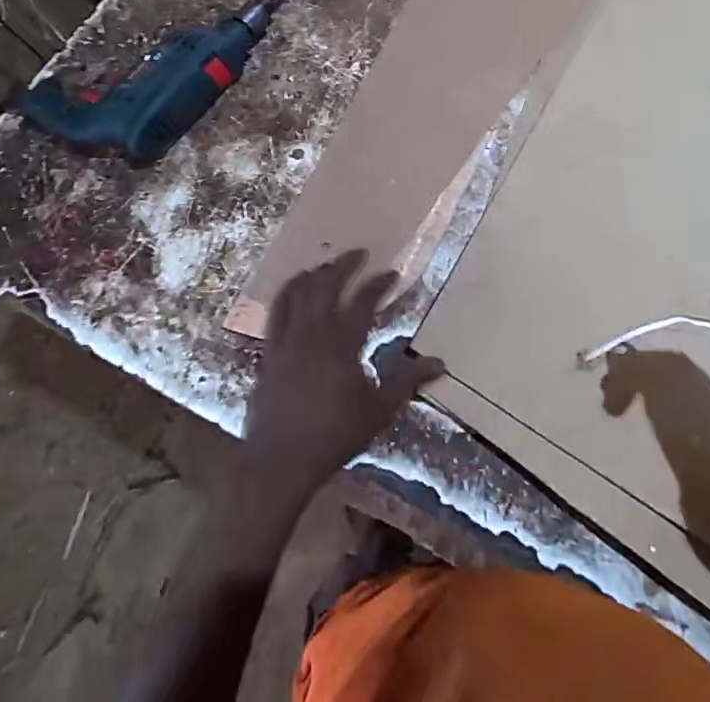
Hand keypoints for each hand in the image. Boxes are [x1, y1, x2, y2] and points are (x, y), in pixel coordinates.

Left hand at [241, 250, 444, 497]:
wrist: (282, 457)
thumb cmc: (336, 434)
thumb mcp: (379, 409)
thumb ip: (407, 381)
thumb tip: (440, 363)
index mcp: (343, 342)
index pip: (364, 300)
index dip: (379, 283)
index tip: (391, 273)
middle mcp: (313, 331)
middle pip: (326, 284)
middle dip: (344, 264)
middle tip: (358, 253)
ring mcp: (286, 338)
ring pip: (298, 292)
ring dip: (314, 273)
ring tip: (326, 266)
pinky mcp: (270, 349)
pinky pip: (276, 310)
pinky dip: (287, 293)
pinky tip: (293, 291)